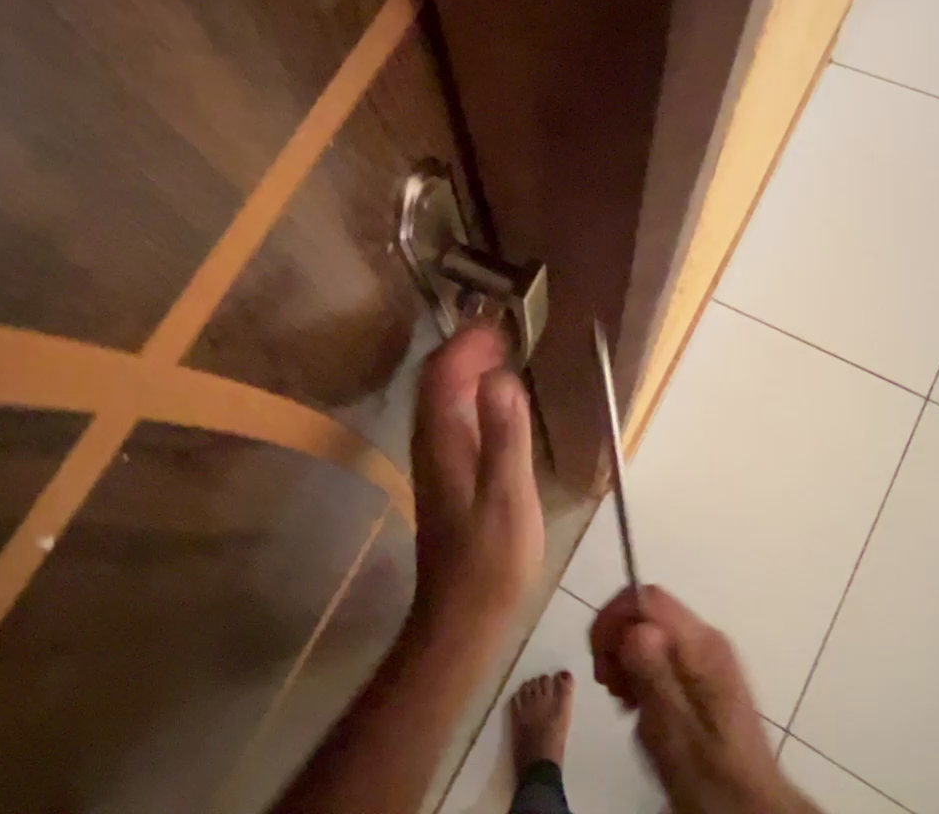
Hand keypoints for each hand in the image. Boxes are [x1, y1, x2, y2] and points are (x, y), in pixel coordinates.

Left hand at [409, 324, 543, 626]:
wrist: (462, 616)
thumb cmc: (490, 562)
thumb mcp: (508, 498)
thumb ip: (505, 436)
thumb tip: (501, 376)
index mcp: (441, 440)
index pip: (442, 373)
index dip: (466, 341)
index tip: (500, 322)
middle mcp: (430, 443)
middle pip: (436, 380)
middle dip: (466, 348)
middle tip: (506, 332)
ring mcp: (435, 460)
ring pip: (442, 399)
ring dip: (466, 370)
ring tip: (504, 355)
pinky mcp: (445, 477)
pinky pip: (452, 419)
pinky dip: (471, 397)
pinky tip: (497, 405)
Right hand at [590, 586, 795, 813]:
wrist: (753, 809)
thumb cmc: (713, 780)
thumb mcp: (675, 734)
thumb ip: (654, 677)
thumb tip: (635, 627)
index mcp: (702, 648)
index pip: (647, 598)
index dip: (613, 618)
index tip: (600, 662)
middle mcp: (706, 640)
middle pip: (644, 612)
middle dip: (616, 642)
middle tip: (611, 689)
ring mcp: (706, 654)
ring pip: (648, 632)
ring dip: (625, 660)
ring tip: (627, 704)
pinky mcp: (702, 671)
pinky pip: (658, 652)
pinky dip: (640, 671)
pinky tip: (641, 706)